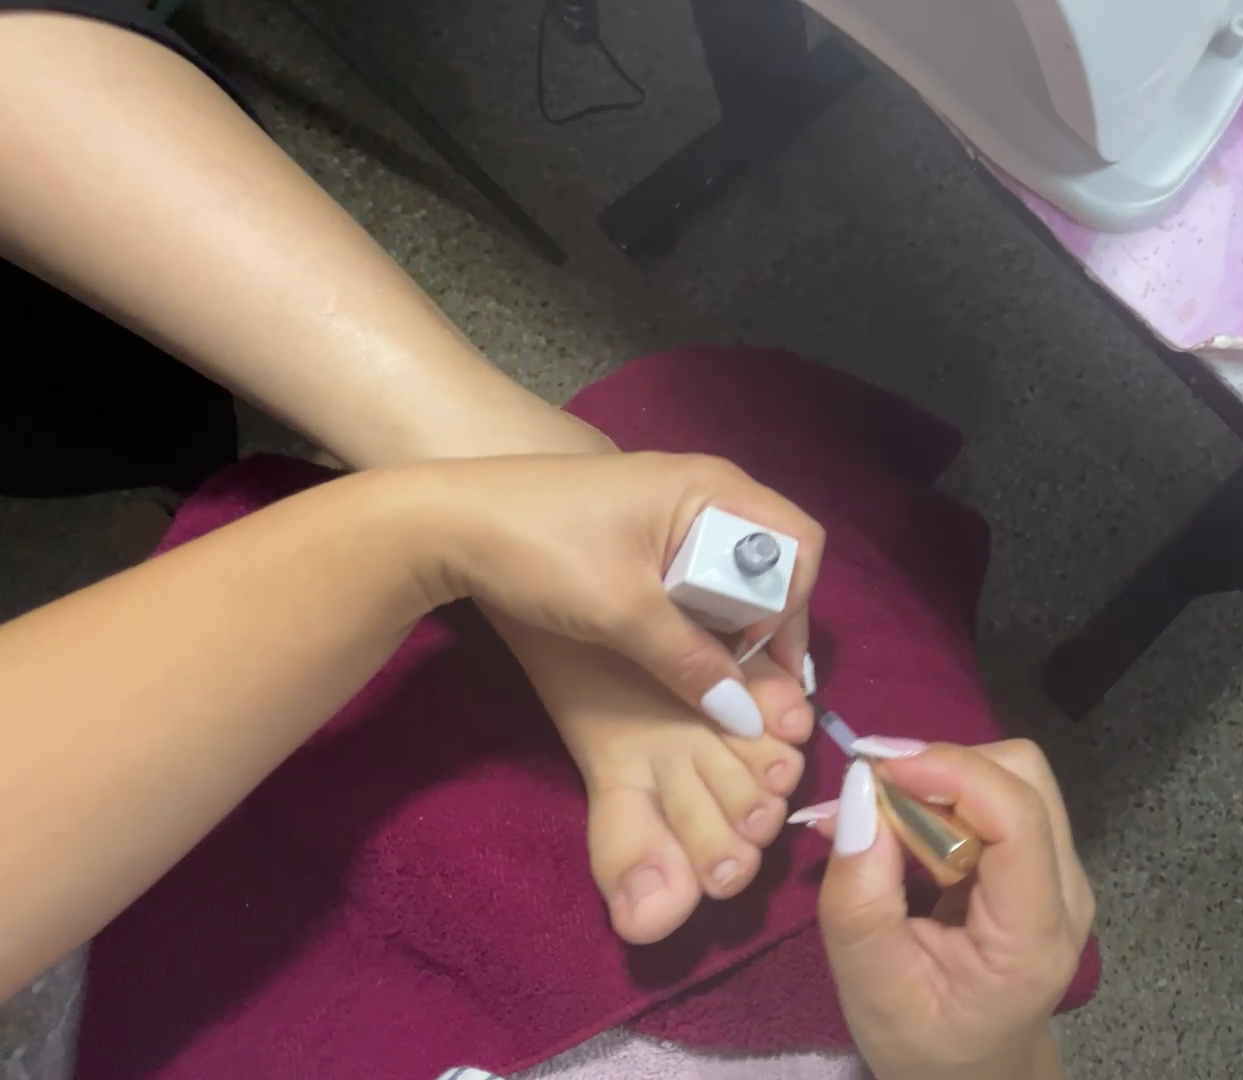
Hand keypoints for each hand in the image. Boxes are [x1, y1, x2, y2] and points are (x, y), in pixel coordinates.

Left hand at [418, 451, 822, 739]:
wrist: (440, 521)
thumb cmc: (541, 548)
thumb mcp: (623, 612)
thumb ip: (692, 663)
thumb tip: (748, 717)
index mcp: (715, 488)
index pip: (798, 544)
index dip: (793, 605)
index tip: (763, 658)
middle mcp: (711, 489)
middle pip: (775, 558)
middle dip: (770, 620)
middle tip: (748, 676)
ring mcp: (681, 506)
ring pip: (740, 569)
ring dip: (737, 620)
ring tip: (716, 669)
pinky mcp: (653, 527)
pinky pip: (706, 569)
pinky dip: (707, 611)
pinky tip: (686, 645)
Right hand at [804, 740, 1094, 1079]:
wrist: (977, 1073)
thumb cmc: (927, 1047)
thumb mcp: (872, 992)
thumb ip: (860, 900)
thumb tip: (858, 793)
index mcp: (1034, 934)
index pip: (1018, 817)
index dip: (952, 772)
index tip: (876, 768)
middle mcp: (1066, 888)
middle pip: (1023, 776)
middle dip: (944, 769)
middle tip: (873, 794)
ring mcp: (1062, 868)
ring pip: (1012, 773)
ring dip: (942, 777)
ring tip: (883, 814)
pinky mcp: (1042, 856)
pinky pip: (999, 793)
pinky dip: (945, 792)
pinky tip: (905, 823)